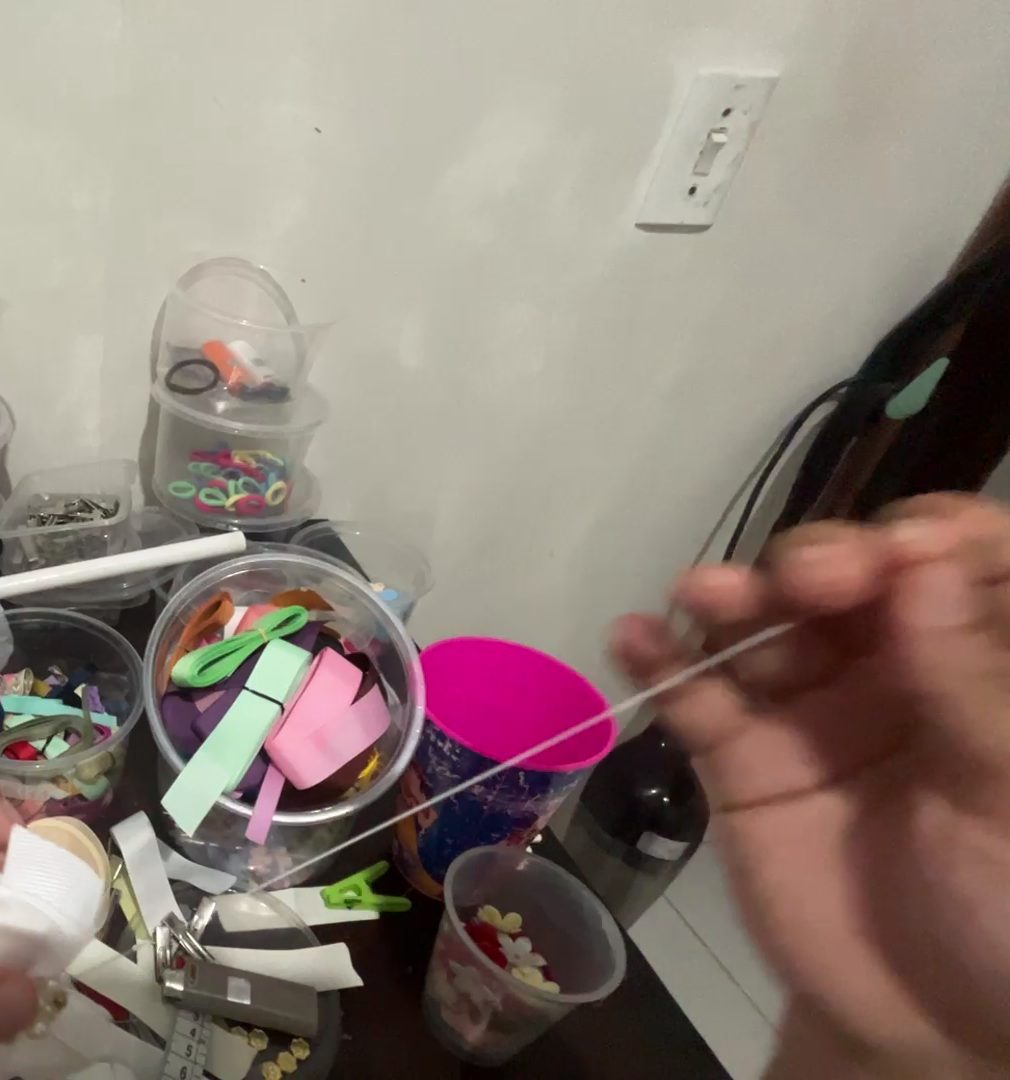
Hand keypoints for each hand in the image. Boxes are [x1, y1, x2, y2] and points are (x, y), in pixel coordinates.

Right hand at [612, 495, 1009, 1077]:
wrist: (935, 1027)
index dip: (933, 539)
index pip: (964, 568)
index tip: (901, 546)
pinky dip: (656, 662)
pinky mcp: (733, 753)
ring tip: (701, 594)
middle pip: (843, 586)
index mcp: (989, 672)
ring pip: (757, 630)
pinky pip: (691, 697)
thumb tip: (921, 565)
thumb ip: (973, 685)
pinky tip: (632, 637)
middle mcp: (897, 674)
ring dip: (726, 603)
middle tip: (802, 579)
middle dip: (817, 565)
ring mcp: (807, 711)